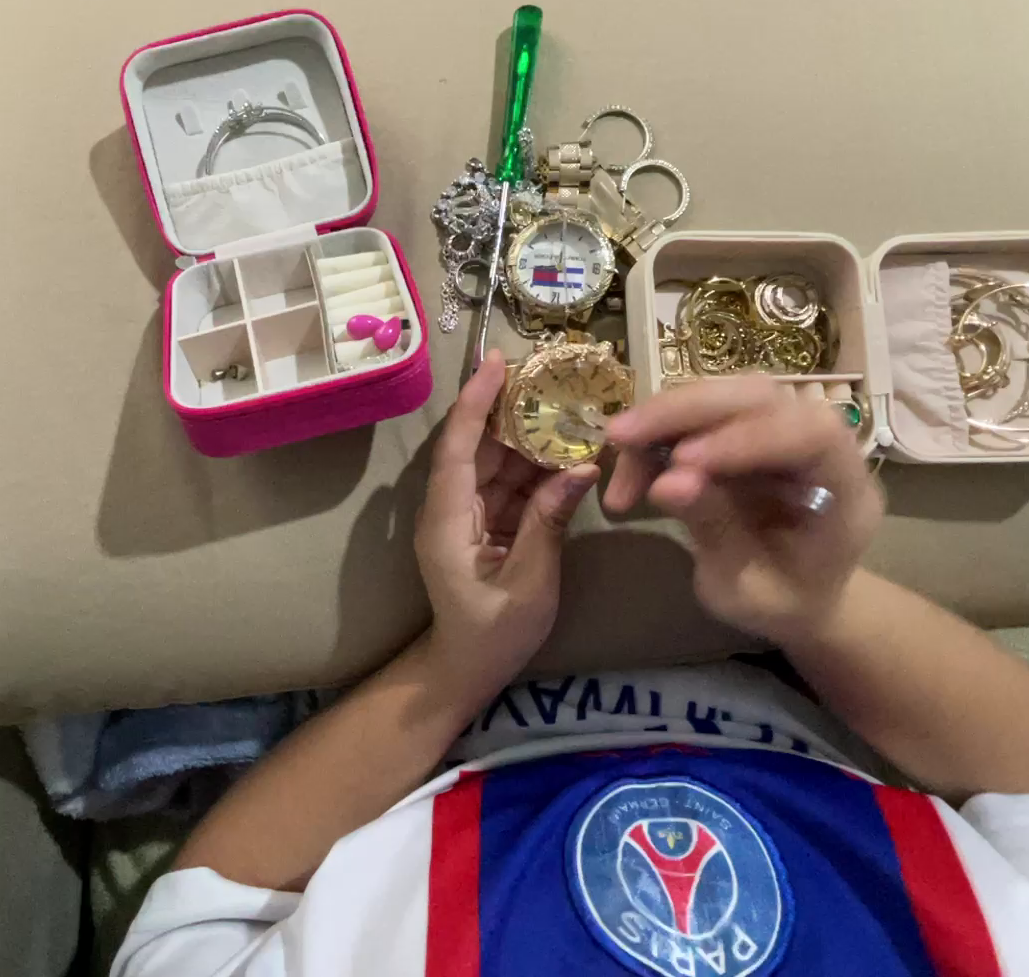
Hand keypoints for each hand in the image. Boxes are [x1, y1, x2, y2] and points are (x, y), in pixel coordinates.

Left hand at [414, 350, 600, 689]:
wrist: (467, 667)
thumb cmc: (493, 634)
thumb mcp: (530, 583)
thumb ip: (550, 522)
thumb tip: (582, 468)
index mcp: (446, 521)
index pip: (458, 448)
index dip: (475, 402)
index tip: (496, 362)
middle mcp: (448, 508)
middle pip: (477, 447)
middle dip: (510, 410)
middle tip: (549, 375)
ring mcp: (463, 514)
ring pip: (494, 462)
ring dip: (527, 438)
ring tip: (566, 406)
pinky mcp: (480, 522)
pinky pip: (506, 484)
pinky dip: (533, 469)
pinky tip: (564, 451)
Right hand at [604, 376, 881, 645]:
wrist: (795, 597)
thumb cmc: (781, 602)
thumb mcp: (747, 588)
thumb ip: (716, 531)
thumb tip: (667, 481)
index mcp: (844, 489)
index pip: (810, 435)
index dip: (746, 437)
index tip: (682, 461)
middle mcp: (816, 445)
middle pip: (756, 396)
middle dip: (683, 411)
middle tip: (621, 436)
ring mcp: (777, 430)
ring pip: (721, 394)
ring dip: (662, 417)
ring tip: (618, 450)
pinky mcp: (742, 430)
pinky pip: (696, 413)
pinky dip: (656, 433)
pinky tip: (630, 468)